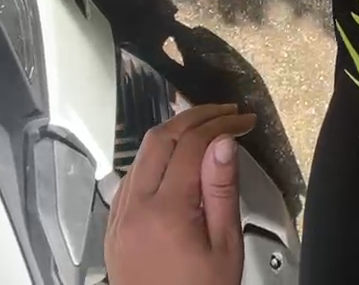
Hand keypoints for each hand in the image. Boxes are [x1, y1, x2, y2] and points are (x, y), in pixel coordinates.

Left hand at [104, 103, 257, 284]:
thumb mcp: (224, 246)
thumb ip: (221, 189)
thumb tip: (224, 140)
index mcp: (164, 212)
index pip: (191, 145)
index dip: (221, 123)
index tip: (245, 120)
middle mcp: (133, 209)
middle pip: (160, 139)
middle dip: (195, 117)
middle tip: (227, 113)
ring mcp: (118, 219)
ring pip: (141, 154)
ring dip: (174, 133)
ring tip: (207, 128)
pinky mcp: (114, 229)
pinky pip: (131, 176)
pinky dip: (156, 156)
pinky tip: (178, 158)